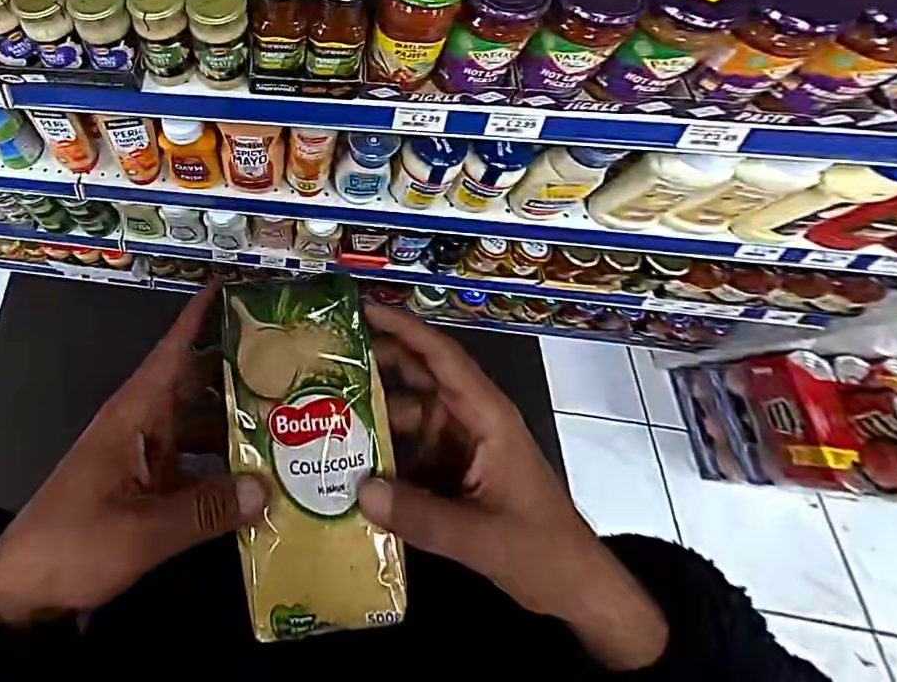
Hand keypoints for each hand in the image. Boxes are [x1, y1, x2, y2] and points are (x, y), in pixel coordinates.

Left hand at [0, 283, 267, 624]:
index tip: (231, 284)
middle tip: (292, 358)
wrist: (22, 593)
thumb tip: (267, 490)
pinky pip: (197, 460)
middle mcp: (145, 423)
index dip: (200, 315)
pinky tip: (260, 474)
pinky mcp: (151, 483)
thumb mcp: (142, 530)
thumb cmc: (74, 543)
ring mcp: (148, 453)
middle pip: (198, 382)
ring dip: (238, 419)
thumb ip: (206, 510)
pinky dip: (225, 463)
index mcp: (137, 412)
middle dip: (240, 366)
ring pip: (202, 422)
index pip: (173, 350)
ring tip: (290, 415)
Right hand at [358, 301, 668, 669]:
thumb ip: (421, 516)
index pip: (442, 357)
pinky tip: (346, 456)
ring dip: (373, 408)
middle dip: (377, 361)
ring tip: (324, 407)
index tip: (366, 310)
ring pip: (409, 410)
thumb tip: (359, 490)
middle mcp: (469, 417)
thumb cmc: (541, 550)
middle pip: (420, 375)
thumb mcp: (481, 537)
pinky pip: (409, 446)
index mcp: (486, 414)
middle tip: (327, 357)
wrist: (573, 587)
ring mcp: (458, 442)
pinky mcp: (450, 467)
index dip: (405, 328)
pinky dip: (381, 446)